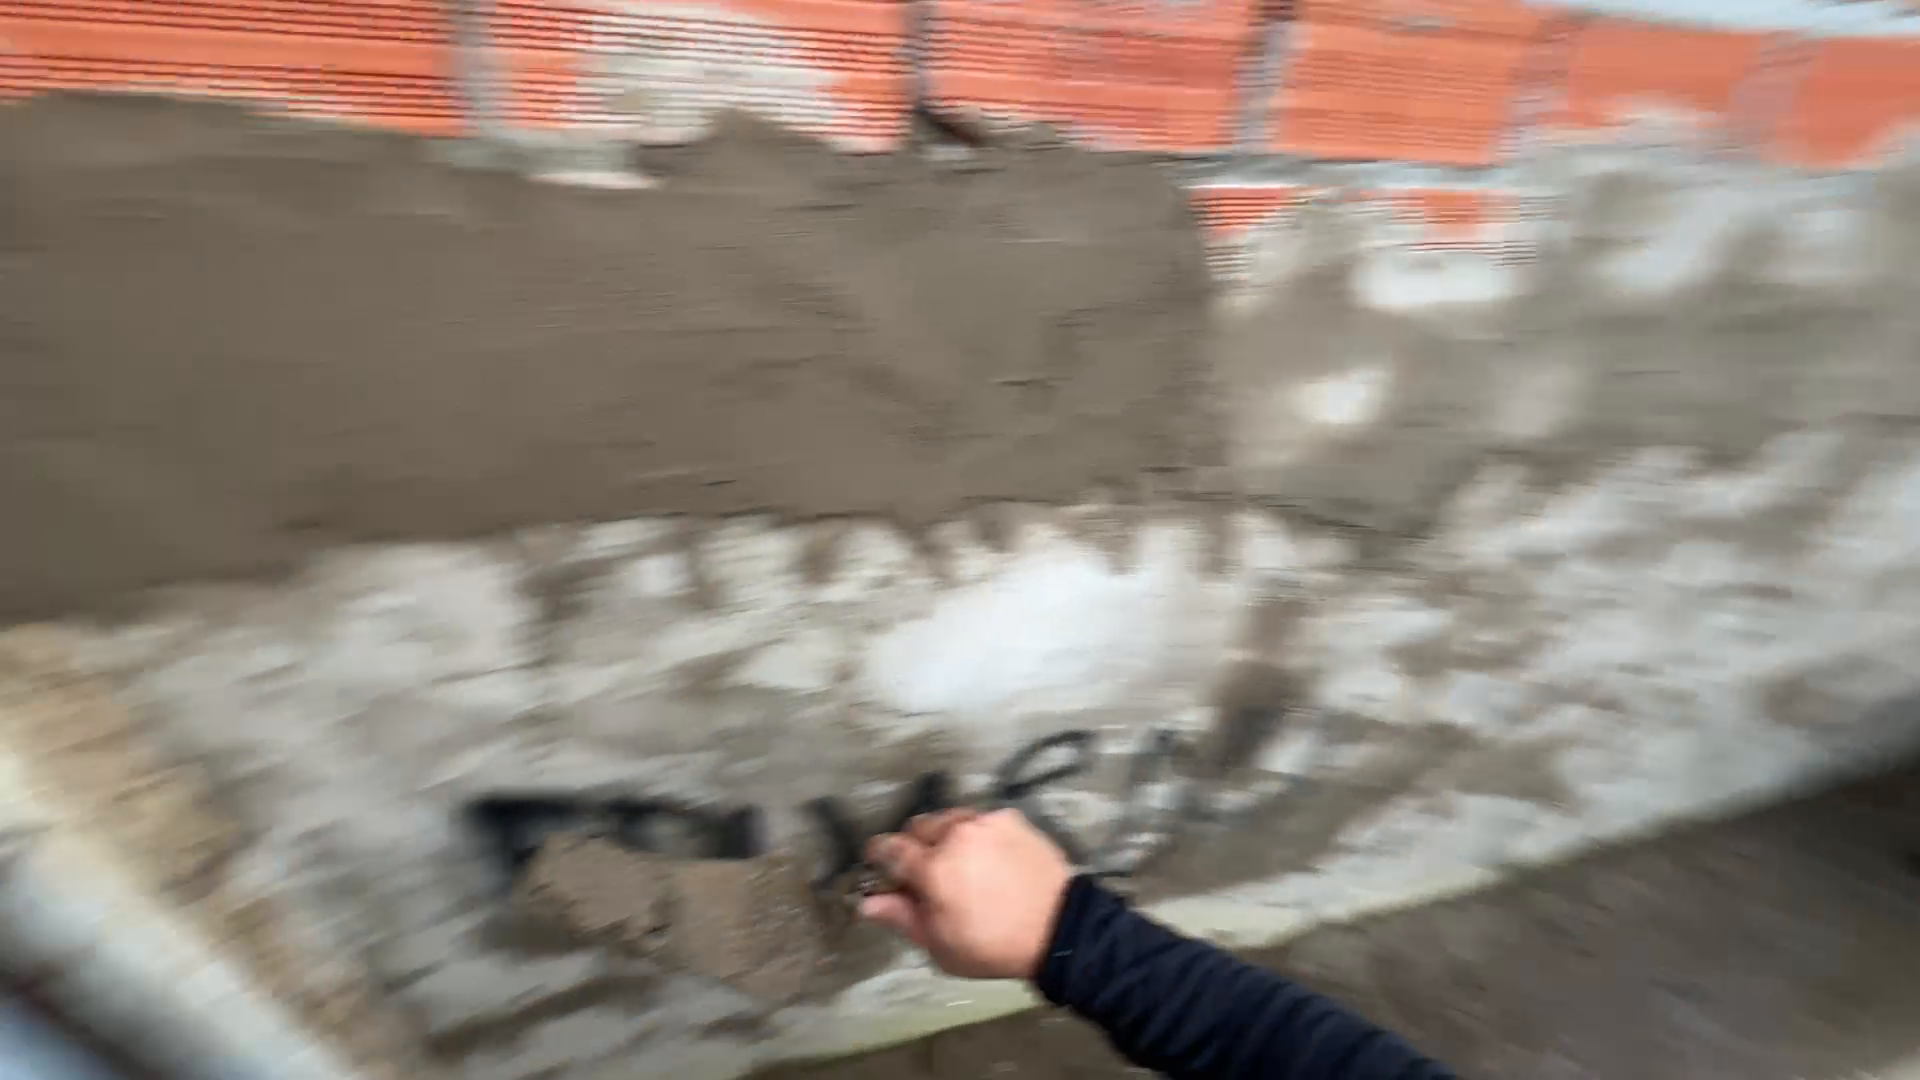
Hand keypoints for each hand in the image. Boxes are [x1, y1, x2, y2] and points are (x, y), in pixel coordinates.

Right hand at [858, 807, 1074, 979]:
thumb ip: (902, 916)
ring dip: (945, 835)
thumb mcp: (941, 944)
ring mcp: (984, 820)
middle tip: (925, 869)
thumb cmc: (993, 946)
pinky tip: (988, 856)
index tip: (876, 859)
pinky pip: (980, 819)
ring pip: (949, 818)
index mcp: (933, 868)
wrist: (1057, 926)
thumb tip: (867, 902)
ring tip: (959, 861)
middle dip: (914, 845)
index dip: (878, 853)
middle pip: (918, 826)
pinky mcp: (1008, 816)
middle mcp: (955, 834)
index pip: (891, 848)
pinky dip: (975, 833)